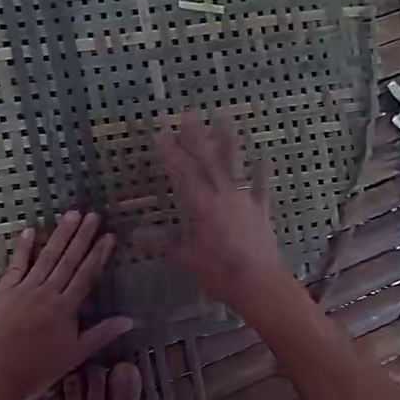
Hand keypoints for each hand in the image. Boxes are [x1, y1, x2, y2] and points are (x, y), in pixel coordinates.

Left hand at [0, 211, 134, 399]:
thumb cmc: (39, 367)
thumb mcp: (76, 353)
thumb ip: (102, 333)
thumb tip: (130, 320)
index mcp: (66, 307)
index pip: (87, 274)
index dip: (99, 254)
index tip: (109, 235)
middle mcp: (47, 292)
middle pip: (69, 259)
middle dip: (82, 236)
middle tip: (93, 215)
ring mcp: (24, 289)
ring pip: (47, 257)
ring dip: (60, 235)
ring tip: (71, 215)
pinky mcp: (4, 292)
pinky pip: (16, 265)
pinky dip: (24, 248)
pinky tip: (30, 231)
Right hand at [156, 113, 296, 309]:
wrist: (259, 283)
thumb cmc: (220, 273)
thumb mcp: (188, 258)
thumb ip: (164, 242)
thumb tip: (135, 234)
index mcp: (202, 207)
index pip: (182, 174)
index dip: (171, 154)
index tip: (161, 135)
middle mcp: (223, 197)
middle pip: (207, 161)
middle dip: (196, 138)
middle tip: (188, 115)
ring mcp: (245, 201)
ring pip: (234, 166)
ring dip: (228, 142)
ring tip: (225, 119)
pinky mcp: (261, 211)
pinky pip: (261, 188)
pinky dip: (262, 173)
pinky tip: (265, 156)